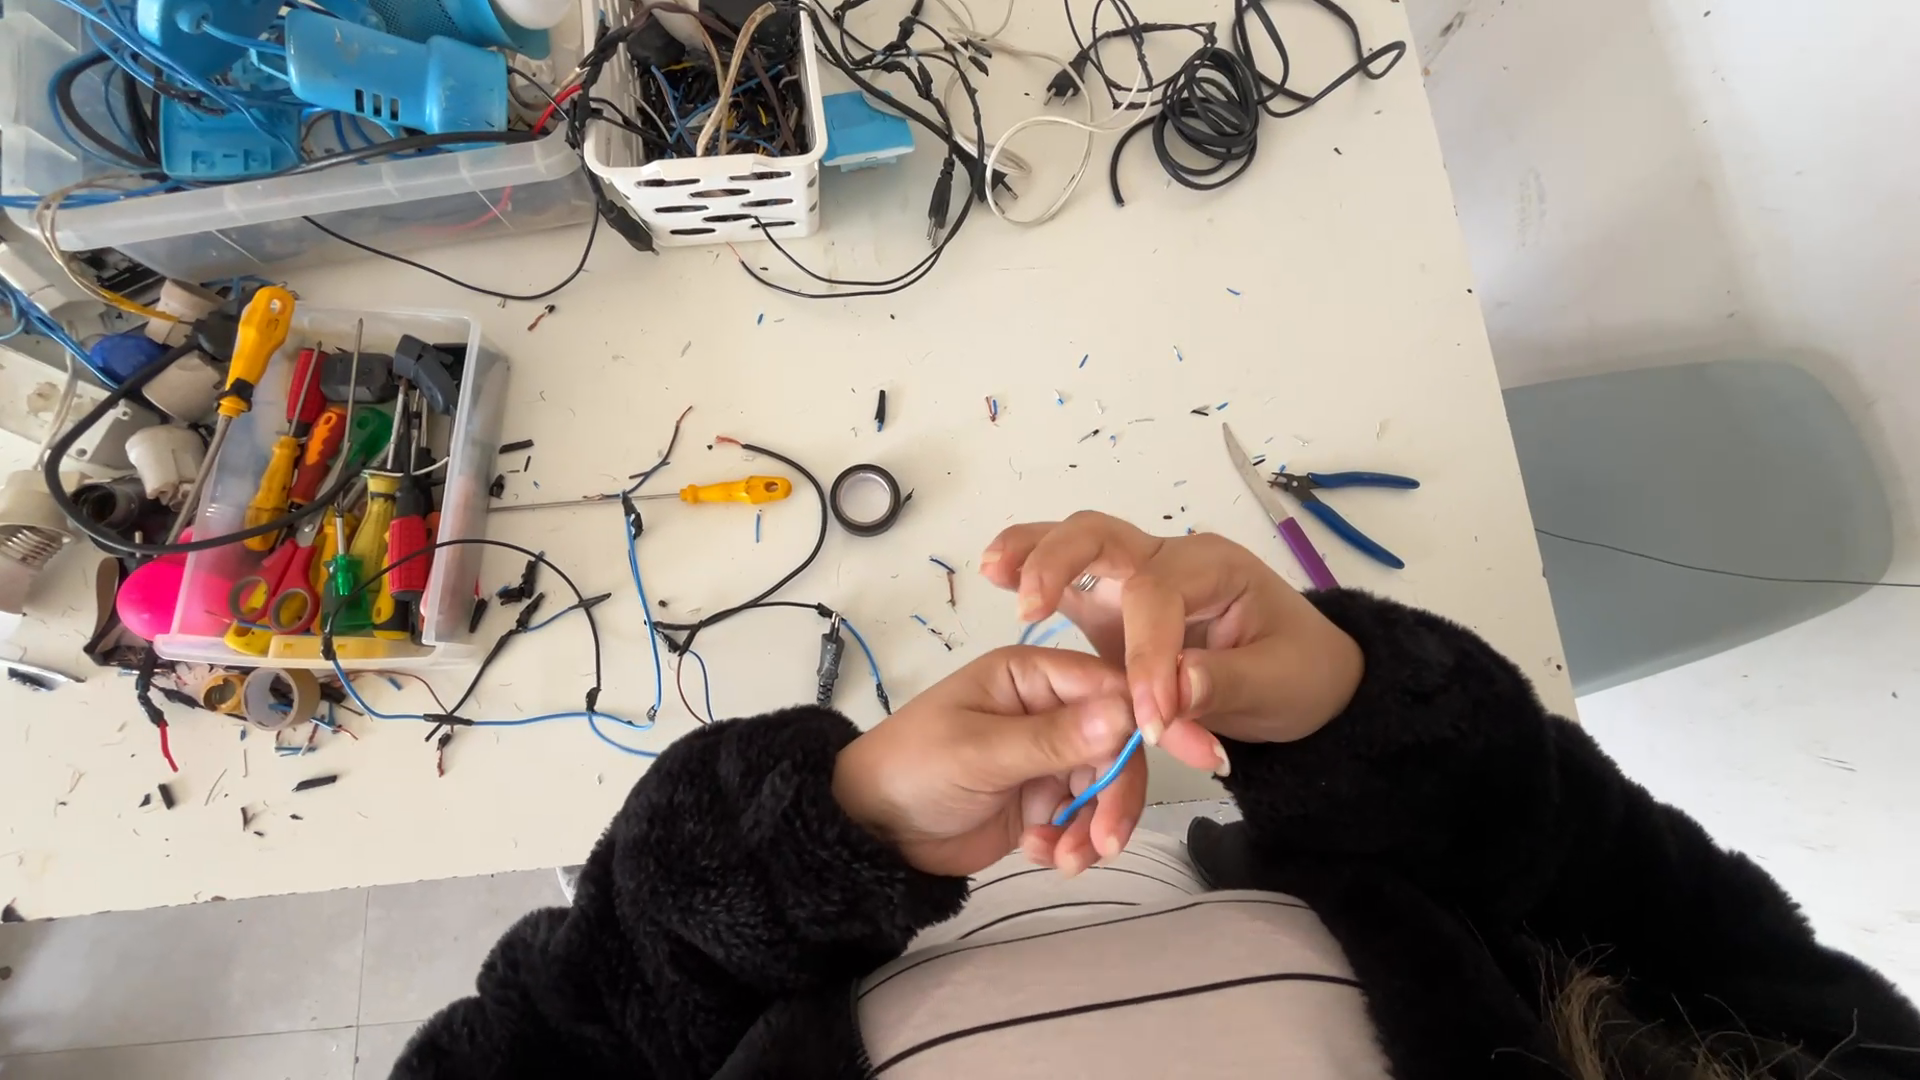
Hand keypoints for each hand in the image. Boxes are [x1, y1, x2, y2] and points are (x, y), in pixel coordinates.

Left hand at [833, 646, 1144, 878]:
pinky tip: (1042, 854)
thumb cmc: (916, 769)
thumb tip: (1126, 714)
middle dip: (1115, 793)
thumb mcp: (982, 752)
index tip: (1188, 756)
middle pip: (1116, 743)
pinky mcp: (1042, 797)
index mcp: (1029, 675)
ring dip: (1094, 827)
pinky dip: (1073, 840)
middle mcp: (1046, 709)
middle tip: (1106, 842)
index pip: (1106, 685)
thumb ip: (1054, 738)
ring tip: (1065, 860)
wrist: (874, 831)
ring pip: (1105, 785)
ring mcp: (1047, 756)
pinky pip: (1083, 816)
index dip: (1143, 719)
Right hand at [980, 512, 1364, 771]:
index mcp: (1214, 570)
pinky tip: (996, 570)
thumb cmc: (1298, 673)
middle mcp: (1169, 559)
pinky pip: (1070, 574)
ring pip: (1078, 541)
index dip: (1148, 658)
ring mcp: (1137, 575)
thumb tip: (1172, 687)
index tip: (1149, 722)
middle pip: (1103, 536)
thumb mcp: (1279, 686)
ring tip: (992, 567)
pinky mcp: (1114, 602)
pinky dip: (1031, 566)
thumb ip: (1224, 684)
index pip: (1160, 600)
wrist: (1303, 671)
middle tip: (1027, 607)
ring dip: (1032, 551)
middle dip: (1061, 564)